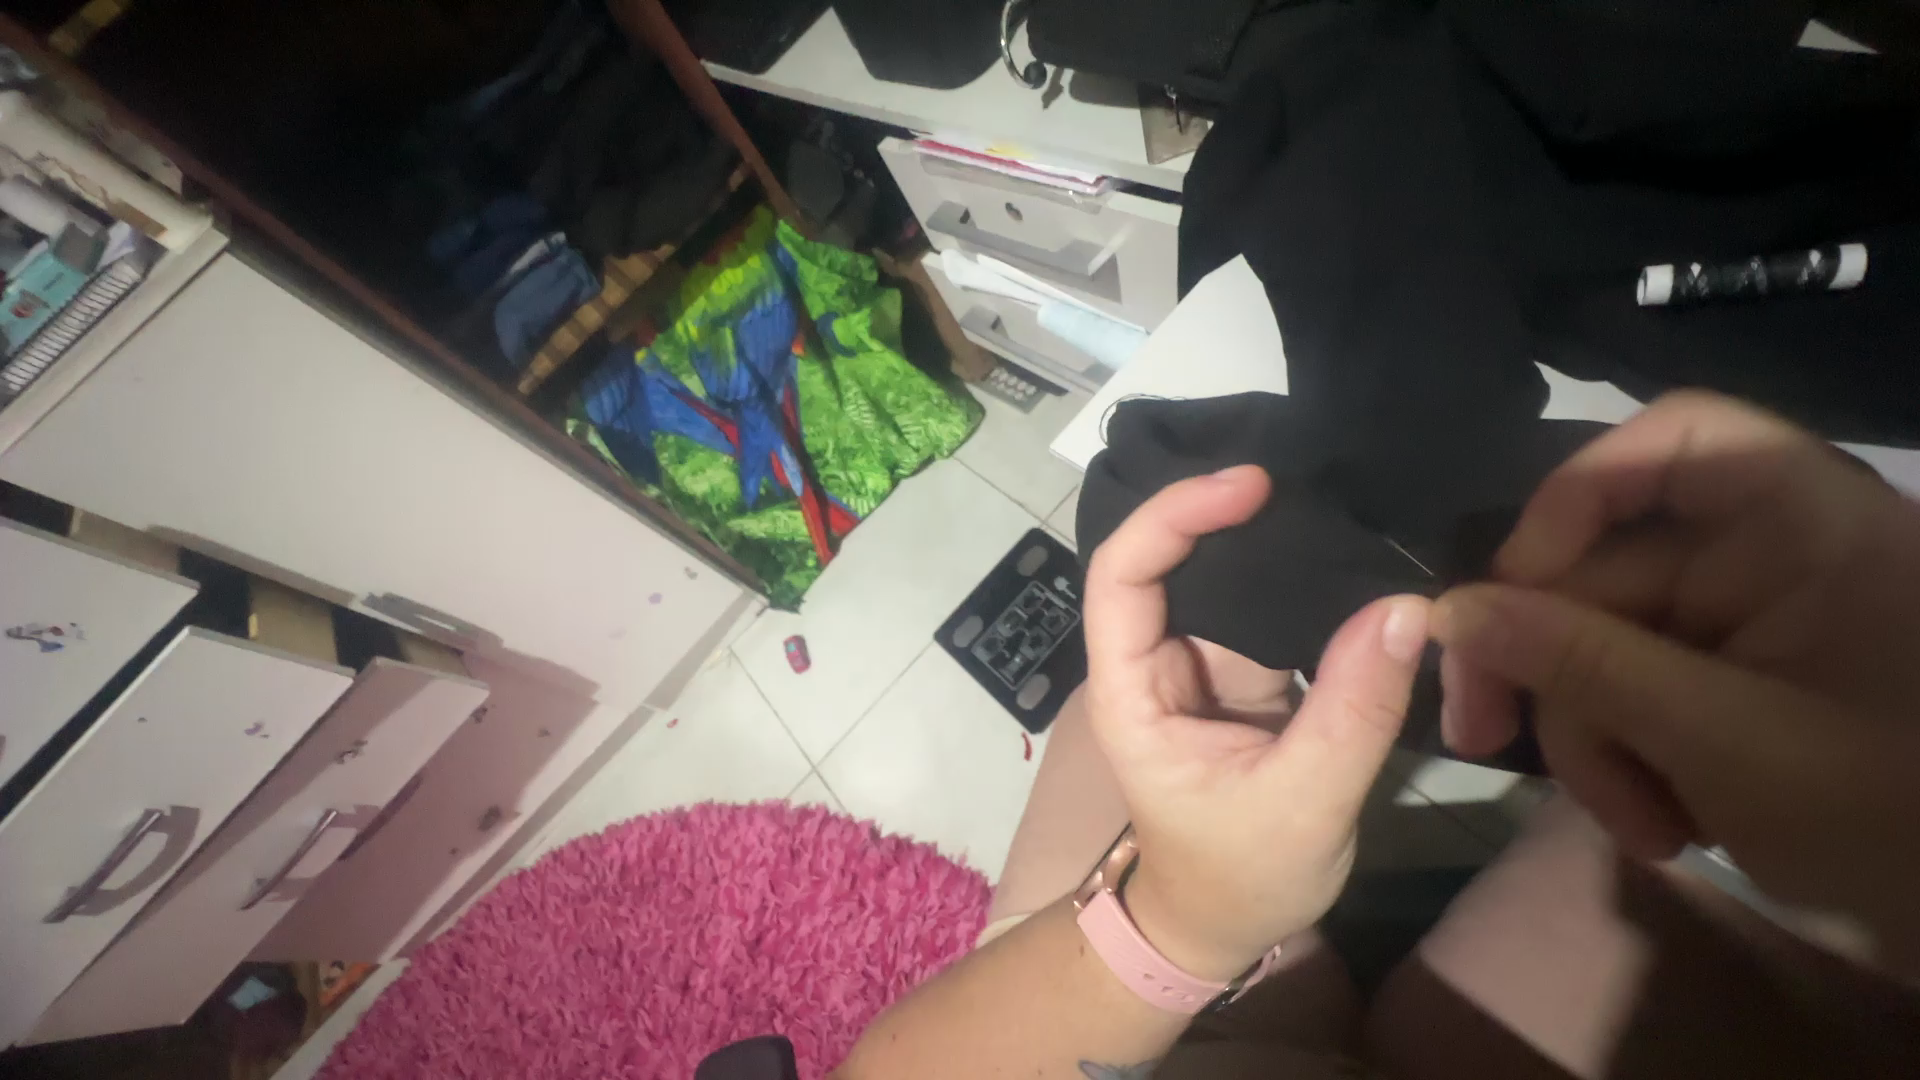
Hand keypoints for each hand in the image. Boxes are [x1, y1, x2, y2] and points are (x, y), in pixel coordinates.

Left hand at [1082, 465, 1430, 979]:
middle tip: (1295, 473)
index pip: (1122, 576)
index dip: (1170, 519)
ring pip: (1215, 577)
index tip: (1246, 486)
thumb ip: (1353, 709)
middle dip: (1216, 510)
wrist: (1220, 915)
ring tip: (1326, 498)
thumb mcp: (1302, 803)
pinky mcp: (1237, 670)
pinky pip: (1260, 609)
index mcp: (1129, 689)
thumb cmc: (1237, 874)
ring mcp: (1195, 661)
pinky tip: (1339, 552)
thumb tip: (1406, 607)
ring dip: (1260, 539)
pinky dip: (1295, 580)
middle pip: (1162, 560)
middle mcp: (1150, 660)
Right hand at [1431, 392, 1919, 971]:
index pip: (1676, 443)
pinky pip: (1611, 684)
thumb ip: (1581, 665)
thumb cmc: (1912, 827)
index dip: (1575, 494)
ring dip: (1582, 734)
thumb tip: (1449, 611)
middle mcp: (1761, 558)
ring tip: (1635, 824)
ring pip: (1585, 641)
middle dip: (1537, 666)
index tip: (1514, 585)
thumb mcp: (1732, 744)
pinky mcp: (1712, 674)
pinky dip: (1612, 751)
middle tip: (1480, 735)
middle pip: (1592, 568)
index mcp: (1812, 534)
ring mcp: (1732, 621)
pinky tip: (1654, 817)